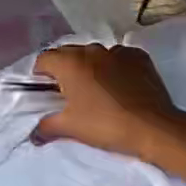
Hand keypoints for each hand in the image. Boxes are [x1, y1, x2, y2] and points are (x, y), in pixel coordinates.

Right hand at [33, 44, 185, 159]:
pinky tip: (120, 88)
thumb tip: (33, 135)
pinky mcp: (140, 58)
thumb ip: (47, 127)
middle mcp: (93, 50)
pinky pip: (120, 58)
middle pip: (69, 54)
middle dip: (65, 70)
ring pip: (96, 55)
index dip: (41, 75)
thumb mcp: (71, 128)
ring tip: (97, 92)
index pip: (44, 59)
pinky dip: (115, 68)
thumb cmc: (106, 125)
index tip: (47, 92)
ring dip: (91, 68)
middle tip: (70, 94)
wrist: (153, 127)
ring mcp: (119, 52)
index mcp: (70, 63)